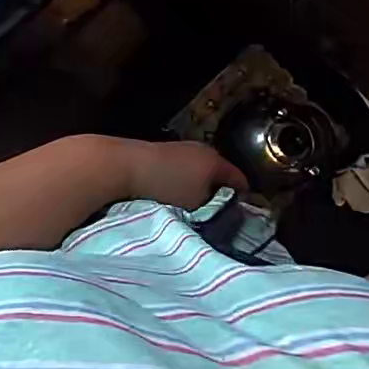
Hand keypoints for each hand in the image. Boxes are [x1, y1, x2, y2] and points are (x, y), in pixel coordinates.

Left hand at [113, 138, 246, 209]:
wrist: (125, 167)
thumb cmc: (167, 186)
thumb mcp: (198, 205)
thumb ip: (214, 209)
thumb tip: (221, 212)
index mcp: (217, 160)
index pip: (240, 181)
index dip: (243, 201)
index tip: (241, 219)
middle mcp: (203, 150)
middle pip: (219, 176)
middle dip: (219, 195)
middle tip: (217, 217)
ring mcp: (182, 149)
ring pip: (200, 174)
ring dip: (199, 190)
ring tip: (194, 210)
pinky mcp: (163, 153)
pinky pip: (182, 172)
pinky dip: (182, 184)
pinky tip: (174, 198)